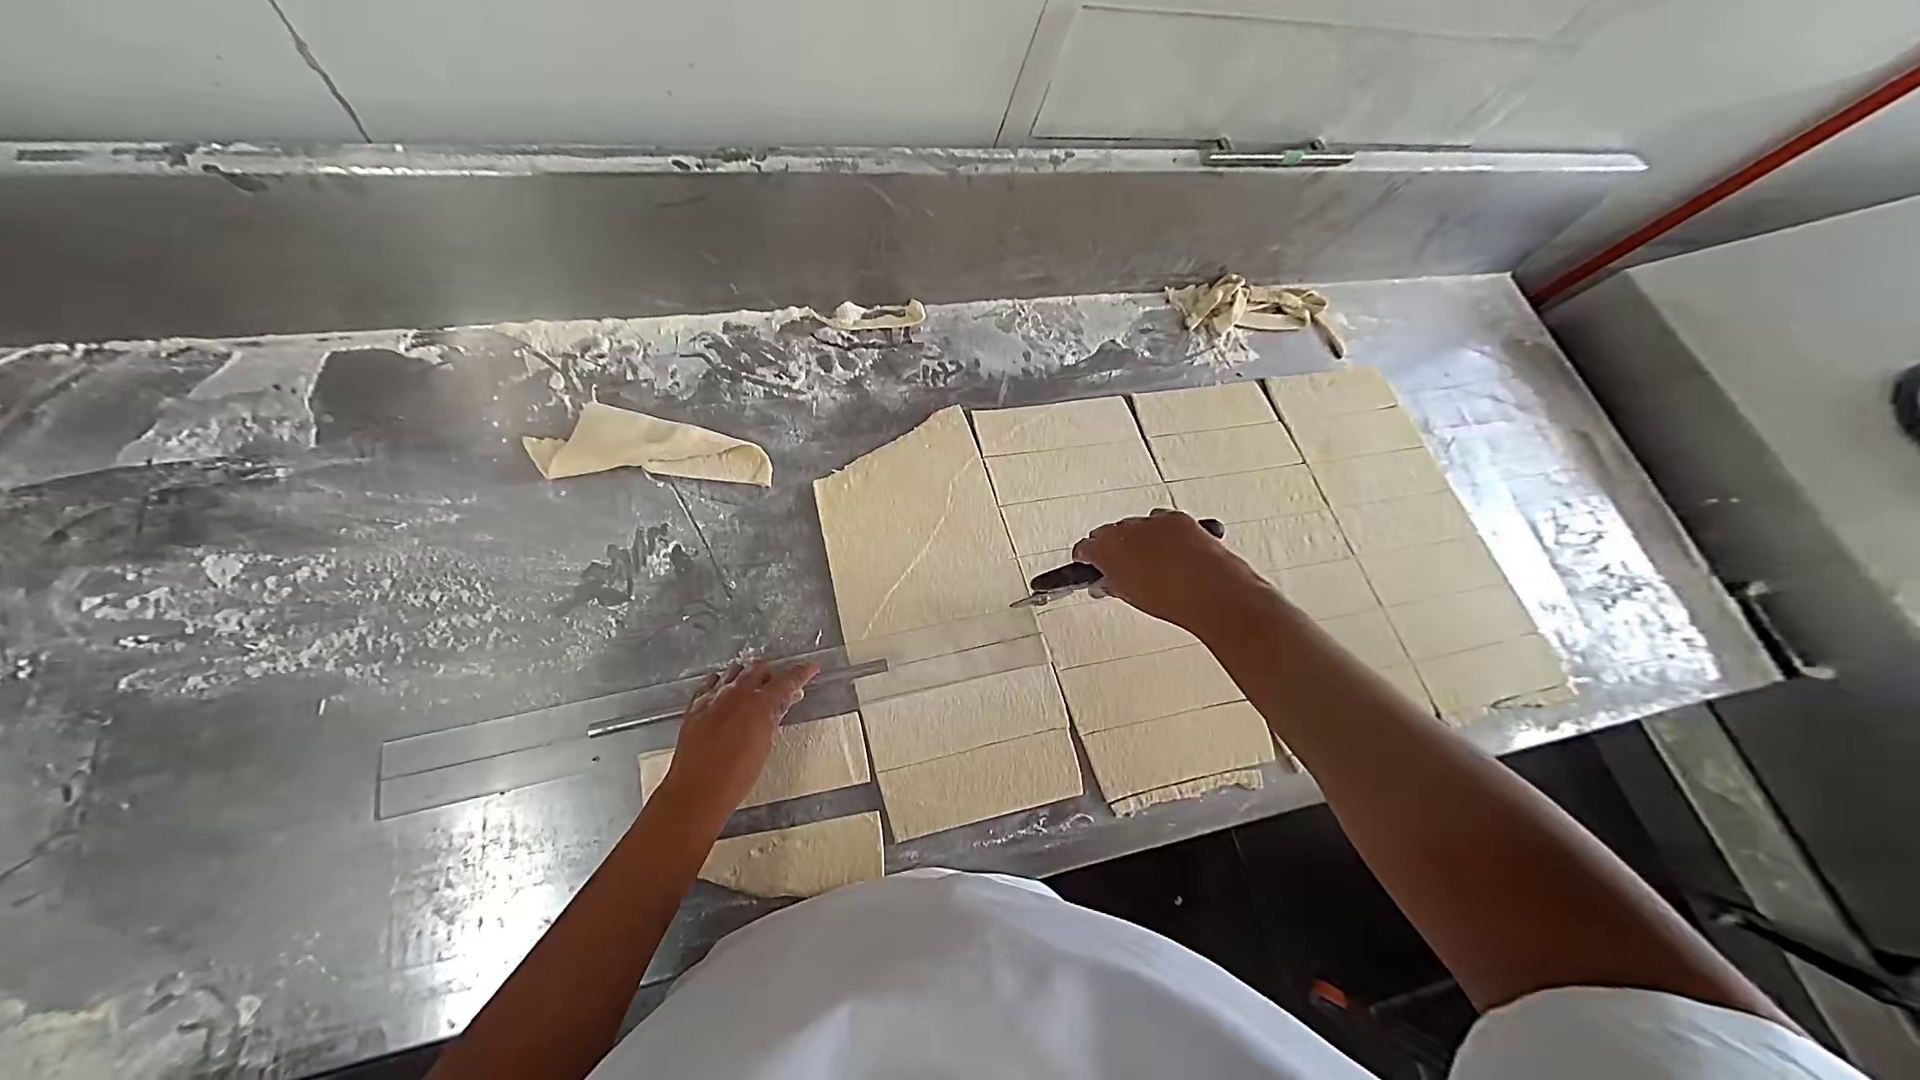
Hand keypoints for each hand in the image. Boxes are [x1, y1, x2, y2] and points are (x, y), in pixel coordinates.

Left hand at [657, 657, 818, 821]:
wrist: (698, 789)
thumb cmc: (736, 775)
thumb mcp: (764, 744)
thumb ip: (774, 716)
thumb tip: (785, 701)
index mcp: (759, 703)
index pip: (787, 680)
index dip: (802, 673)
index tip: (811, 668)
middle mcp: (736, 693)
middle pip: (758, 668)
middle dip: (770, 674)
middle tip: (776, 687)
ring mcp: (713, 697)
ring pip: (734, 670)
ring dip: (746, 675)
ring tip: (751, 689)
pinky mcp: (695, 705)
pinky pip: (710, 682)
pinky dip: (722, 683)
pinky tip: (724, 693)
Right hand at [1072, 509, 1266, 631]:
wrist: (1211, 591)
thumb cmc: (1171, 597)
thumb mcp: (1130, 596)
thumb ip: (1113, 585)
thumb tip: (1108, 584)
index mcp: (1107, 548)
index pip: (1085, 548)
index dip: (1085, 558)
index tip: (1087, 564)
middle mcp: (1127, 529)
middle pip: (1109, 533)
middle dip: (1112, 548)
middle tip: (1117, 568)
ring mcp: (1153, 522)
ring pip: (1136, 526)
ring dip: (1138, 539)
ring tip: (1148, 563)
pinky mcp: (1178, 519)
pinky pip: (1162, 522)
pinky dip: (1163, 534)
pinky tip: (1170, 552)